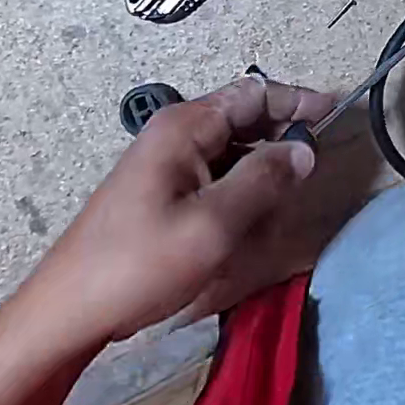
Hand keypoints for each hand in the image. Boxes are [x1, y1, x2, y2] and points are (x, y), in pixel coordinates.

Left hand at [36, 76, 331, 342]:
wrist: (70, 311)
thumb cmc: (140, 263)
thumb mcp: (214, 223)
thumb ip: (265, 180)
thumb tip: (305, 148)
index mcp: (187, 126)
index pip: (255, 93)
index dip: (297, 100)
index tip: (334, 111)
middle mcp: (179, 133)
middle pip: (247, 123)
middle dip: (277, 152)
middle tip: (295, 188)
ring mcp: (171, 162)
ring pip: (236, 156)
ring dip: (258, 185)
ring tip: (259, 226)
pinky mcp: (167, 190)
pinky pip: (218, 181)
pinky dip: (237, 201)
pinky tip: (237, 236)